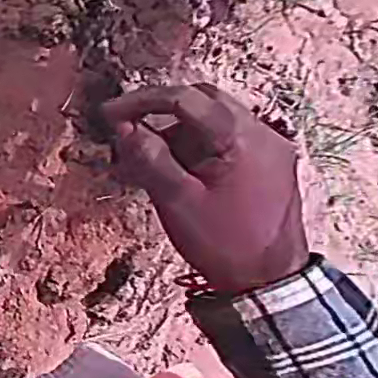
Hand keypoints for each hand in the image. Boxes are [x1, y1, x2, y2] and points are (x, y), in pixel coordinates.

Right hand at [101, 83, 309, 294]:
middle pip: (204, 99)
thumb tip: (125, 126)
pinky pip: (222, 137)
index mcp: (242, 139)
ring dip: (173, 126)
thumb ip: (149, 156)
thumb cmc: (221, 240)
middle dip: (159, 107)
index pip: (185, 99)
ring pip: (212, 117)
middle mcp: (262, 135)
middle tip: (124, 124)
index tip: (108, 114)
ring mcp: (269, 148)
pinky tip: (170, 165)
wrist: (269, 278)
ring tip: (144, 154)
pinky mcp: (265, 163)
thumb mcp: (175, 198)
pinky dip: (191, 141)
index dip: (140, 101)